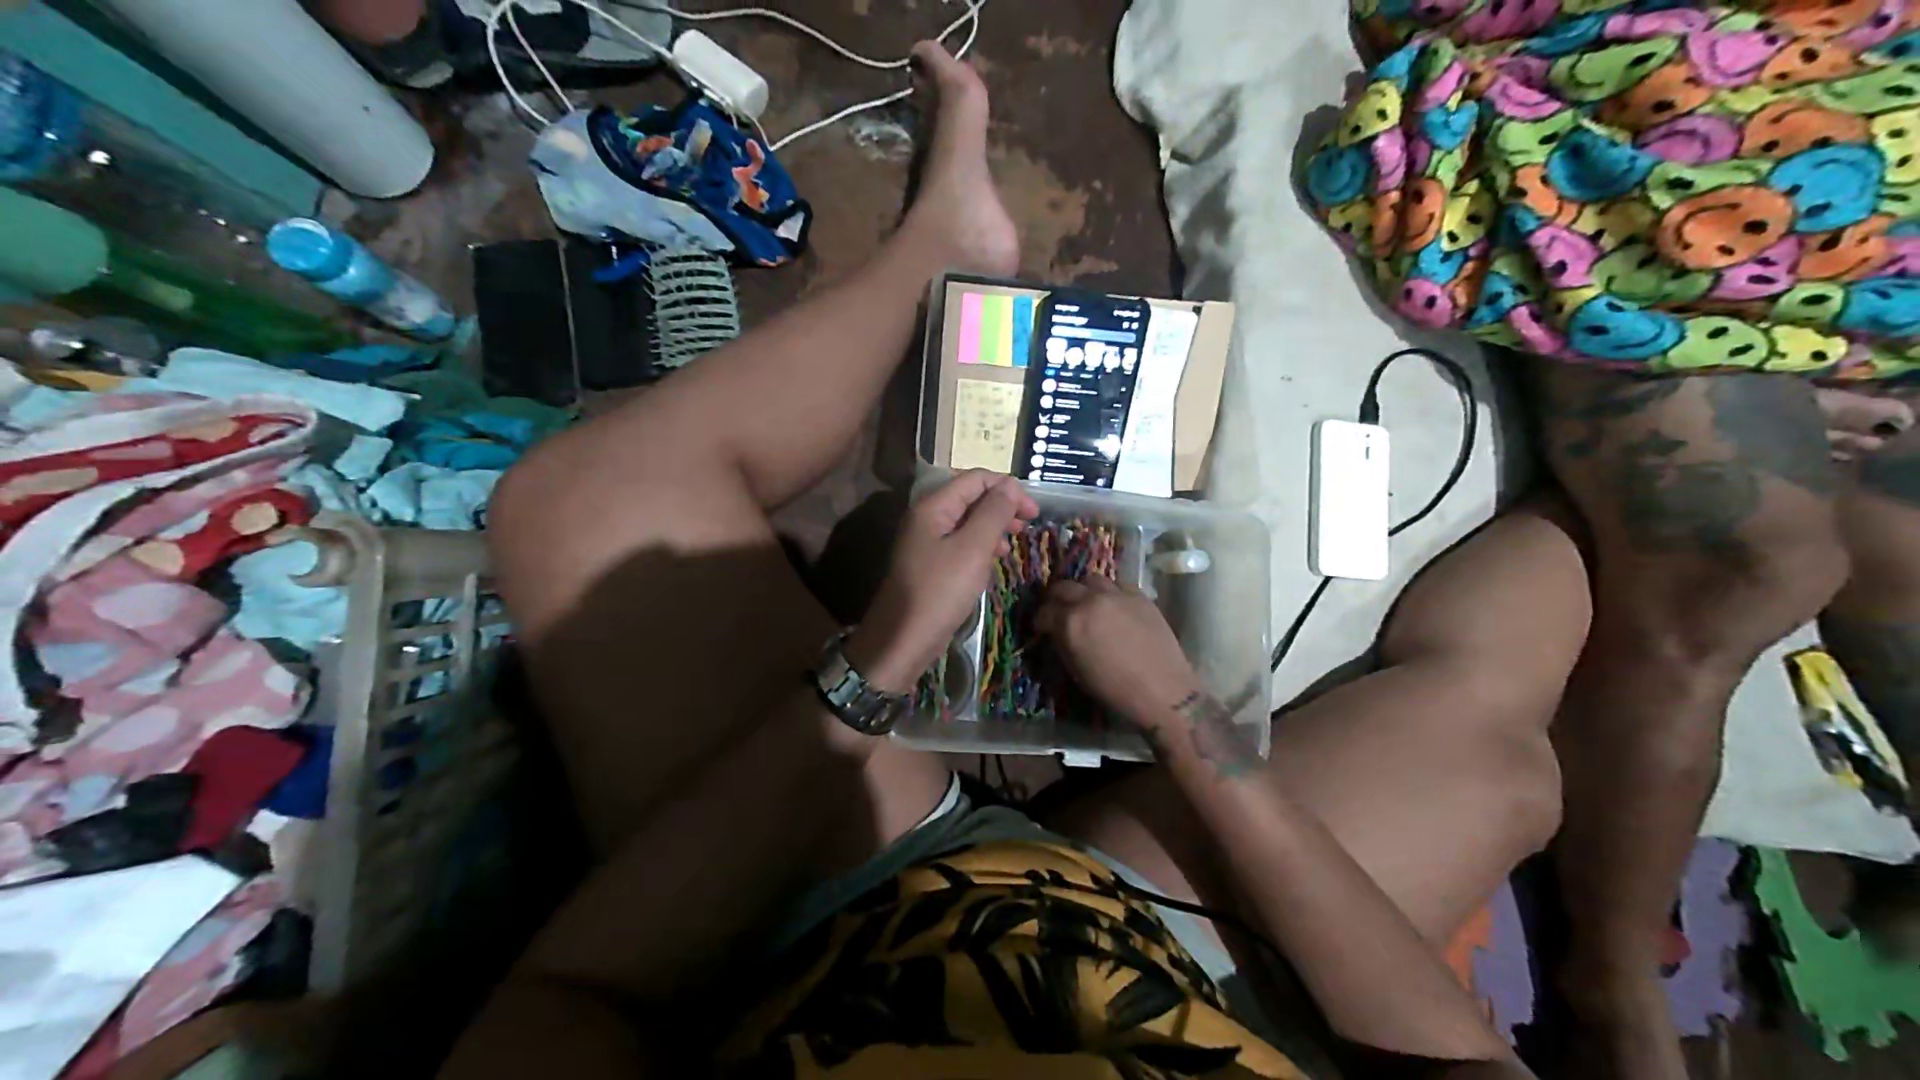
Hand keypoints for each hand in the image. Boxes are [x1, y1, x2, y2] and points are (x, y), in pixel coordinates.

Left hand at [847, 471, 1037, 693]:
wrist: (902, 639)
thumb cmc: (939, 591)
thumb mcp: (972, 549)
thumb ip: (993, 513)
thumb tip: (1009, 487)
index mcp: (933, 506)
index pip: (976, 478)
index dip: (1007, 487)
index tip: (1033, 511)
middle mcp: (927, 517)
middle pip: (971, 496)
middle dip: (1002, 505)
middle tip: (1028, 525)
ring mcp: (927, 541)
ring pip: (967, 521)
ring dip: (994, 525)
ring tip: (1013, 542)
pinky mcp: (931, 564)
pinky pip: (961, 543)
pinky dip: (981, 545)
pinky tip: (993, 560)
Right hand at [1035, 576, 1199, 733]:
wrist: (1162, 690)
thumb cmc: (1114, 689)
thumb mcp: (1076, 671)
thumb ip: (1062, 644)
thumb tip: (1057, 633)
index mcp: (1070, 621)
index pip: (1045, 611)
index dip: (1040, 620)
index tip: (1042, 627)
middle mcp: (1090, 600)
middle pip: (1064, 587)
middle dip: (1057, 599)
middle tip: (1059, 611)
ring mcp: (1116, 594)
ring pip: (1091, 580)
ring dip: (1084, 590)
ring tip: (1087, 604)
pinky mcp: (1139, 595)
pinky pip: (1117, 585)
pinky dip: (1109, 592)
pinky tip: (1113, 606)